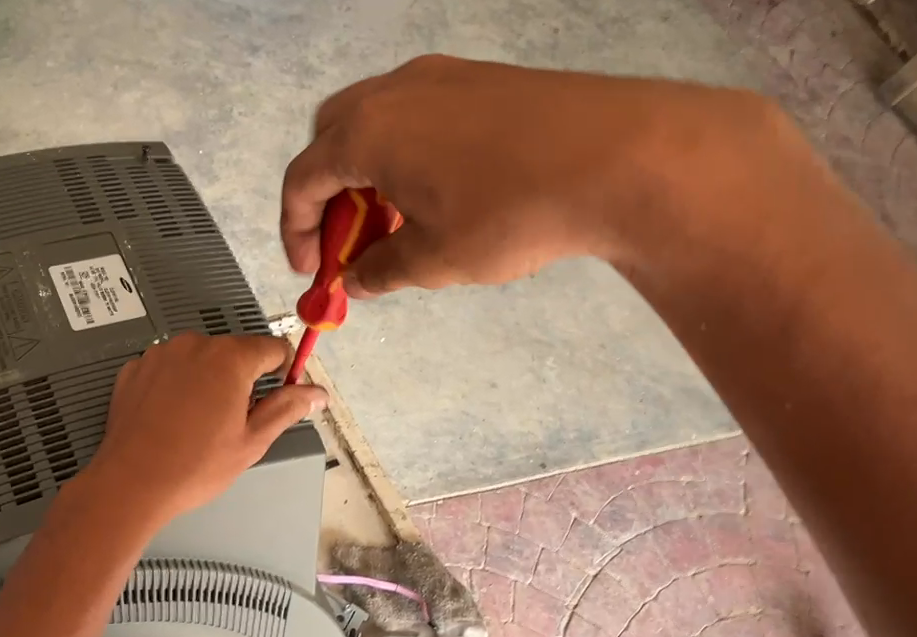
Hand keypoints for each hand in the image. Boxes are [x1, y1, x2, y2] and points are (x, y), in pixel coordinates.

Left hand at [78, 334, 326, 523]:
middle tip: (232, 423)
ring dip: (206, 382)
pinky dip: (174, 387)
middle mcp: (194, 345)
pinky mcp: (134, 370)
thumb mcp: (252, 441)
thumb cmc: (192, 467)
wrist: (131, 483)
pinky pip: (167, 370)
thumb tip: (316, 393)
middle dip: (240, 381)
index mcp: (230, 358)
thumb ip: (287, 408)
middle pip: (233, 353)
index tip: (276, 398)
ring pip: (198, 360)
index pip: (272, 348)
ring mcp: (160, 355)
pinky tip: (171, 420)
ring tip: (197, 425)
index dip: (280, 374)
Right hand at [280, 55, 780, 295]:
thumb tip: (357, 280)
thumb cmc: (508, 214)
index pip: (303, 179)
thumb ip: (379, 270)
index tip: (311, 270)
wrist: (620, 158)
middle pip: (330, 138)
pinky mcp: (480, 80)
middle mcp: (394, 91)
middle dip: (325, 194)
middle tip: (345, 240)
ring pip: (374, 121)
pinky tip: (435, 193)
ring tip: (391, 221)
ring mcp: (441, 78)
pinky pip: (416, 115)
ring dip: (365, 173)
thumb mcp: (431, 259)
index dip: (296, 231)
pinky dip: (403, 154)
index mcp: (367, 132)